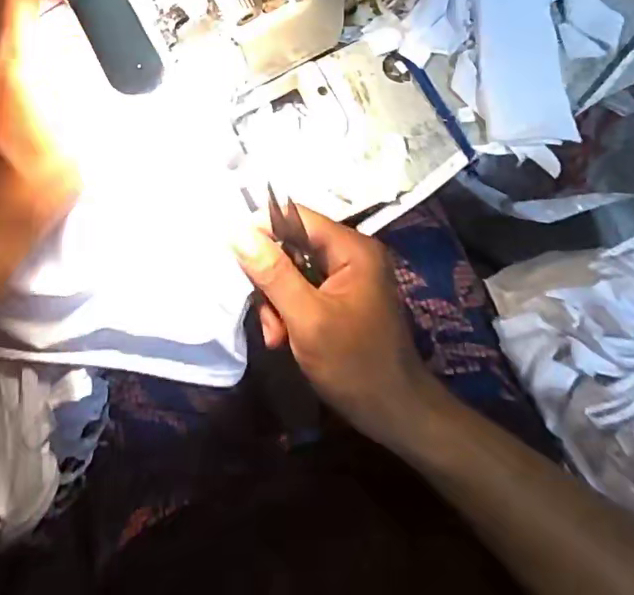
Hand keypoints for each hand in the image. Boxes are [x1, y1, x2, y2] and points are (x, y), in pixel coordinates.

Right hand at [232, 206, 441, 447]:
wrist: (396, 416)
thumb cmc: (355, 366)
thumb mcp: (307, 319)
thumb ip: (273, 273)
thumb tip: (238, 231)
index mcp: (352, 248)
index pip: (295, 216)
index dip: (262, 231)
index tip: (237, 260)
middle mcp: (351, 253)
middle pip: (290, 244)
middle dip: (270, 279)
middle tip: (266, 317)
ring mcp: (348, 276)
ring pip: (292, 269)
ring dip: (276, 300)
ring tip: (277, 336)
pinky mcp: (341, 297)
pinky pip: (302, 288)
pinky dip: (288, 310)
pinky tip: (285, 338)